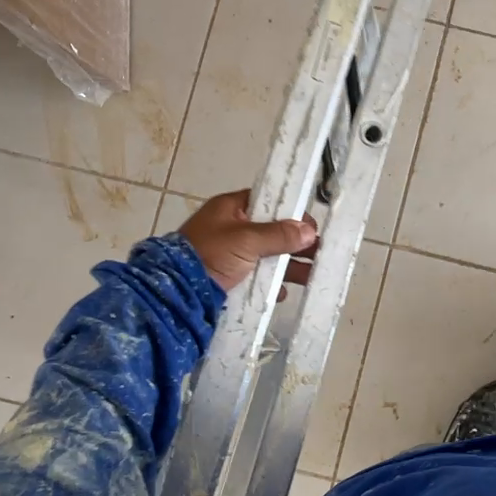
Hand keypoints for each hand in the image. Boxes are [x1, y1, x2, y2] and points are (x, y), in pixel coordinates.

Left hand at [178, 190, 317, 292]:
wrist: (177, 291)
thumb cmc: (210, 254)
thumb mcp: (247, 239)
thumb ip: (279, 235)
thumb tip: (309, 231)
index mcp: (231, 208)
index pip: (269, 203)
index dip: (292, 213)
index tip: (311, 228)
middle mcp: (233, 228)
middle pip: (273, 232)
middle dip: (296, 244)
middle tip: (318, 254)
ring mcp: (232, 253)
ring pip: (269, 256)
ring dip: (290, 266)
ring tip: (311, 276)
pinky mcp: (232, 276)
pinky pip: (259, 277)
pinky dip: (273, 283)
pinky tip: (283, 292)